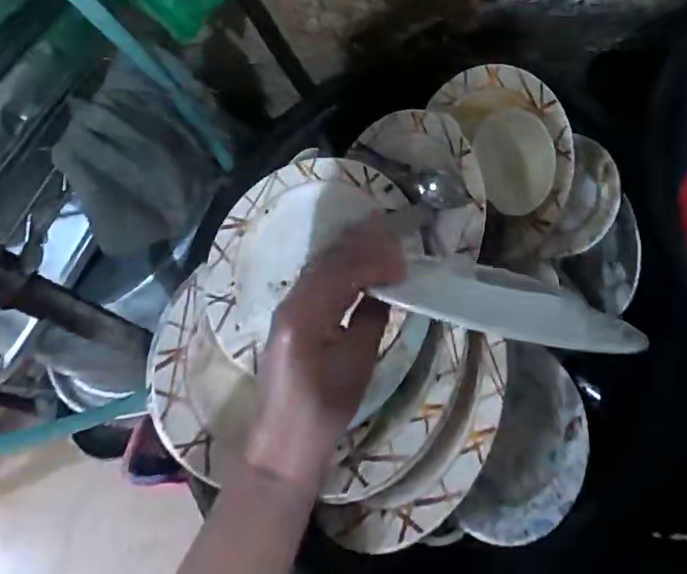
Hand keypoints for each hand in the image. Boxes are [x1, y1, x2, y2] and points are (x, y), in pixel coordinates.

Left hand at [244, 218, 405, 485]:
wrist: (284, 444)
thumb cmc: (324, 409)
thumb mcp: (358, 363)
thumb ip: (371, 319)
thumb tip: (384, 290)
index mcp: (305, 315)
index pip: (343, 270)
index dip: (376, 260)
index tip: (403, 265)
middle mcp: (291, 303)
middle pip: (329, 259)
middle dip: (364, 246)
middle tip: (396, 242)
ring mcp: (287, 308)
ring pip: (322, 264)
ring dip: (353, 252)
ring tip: (383, 246)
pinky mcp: (290, 316)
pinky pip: (318, 277)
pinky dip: (342, 266)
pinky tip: (361, 267)